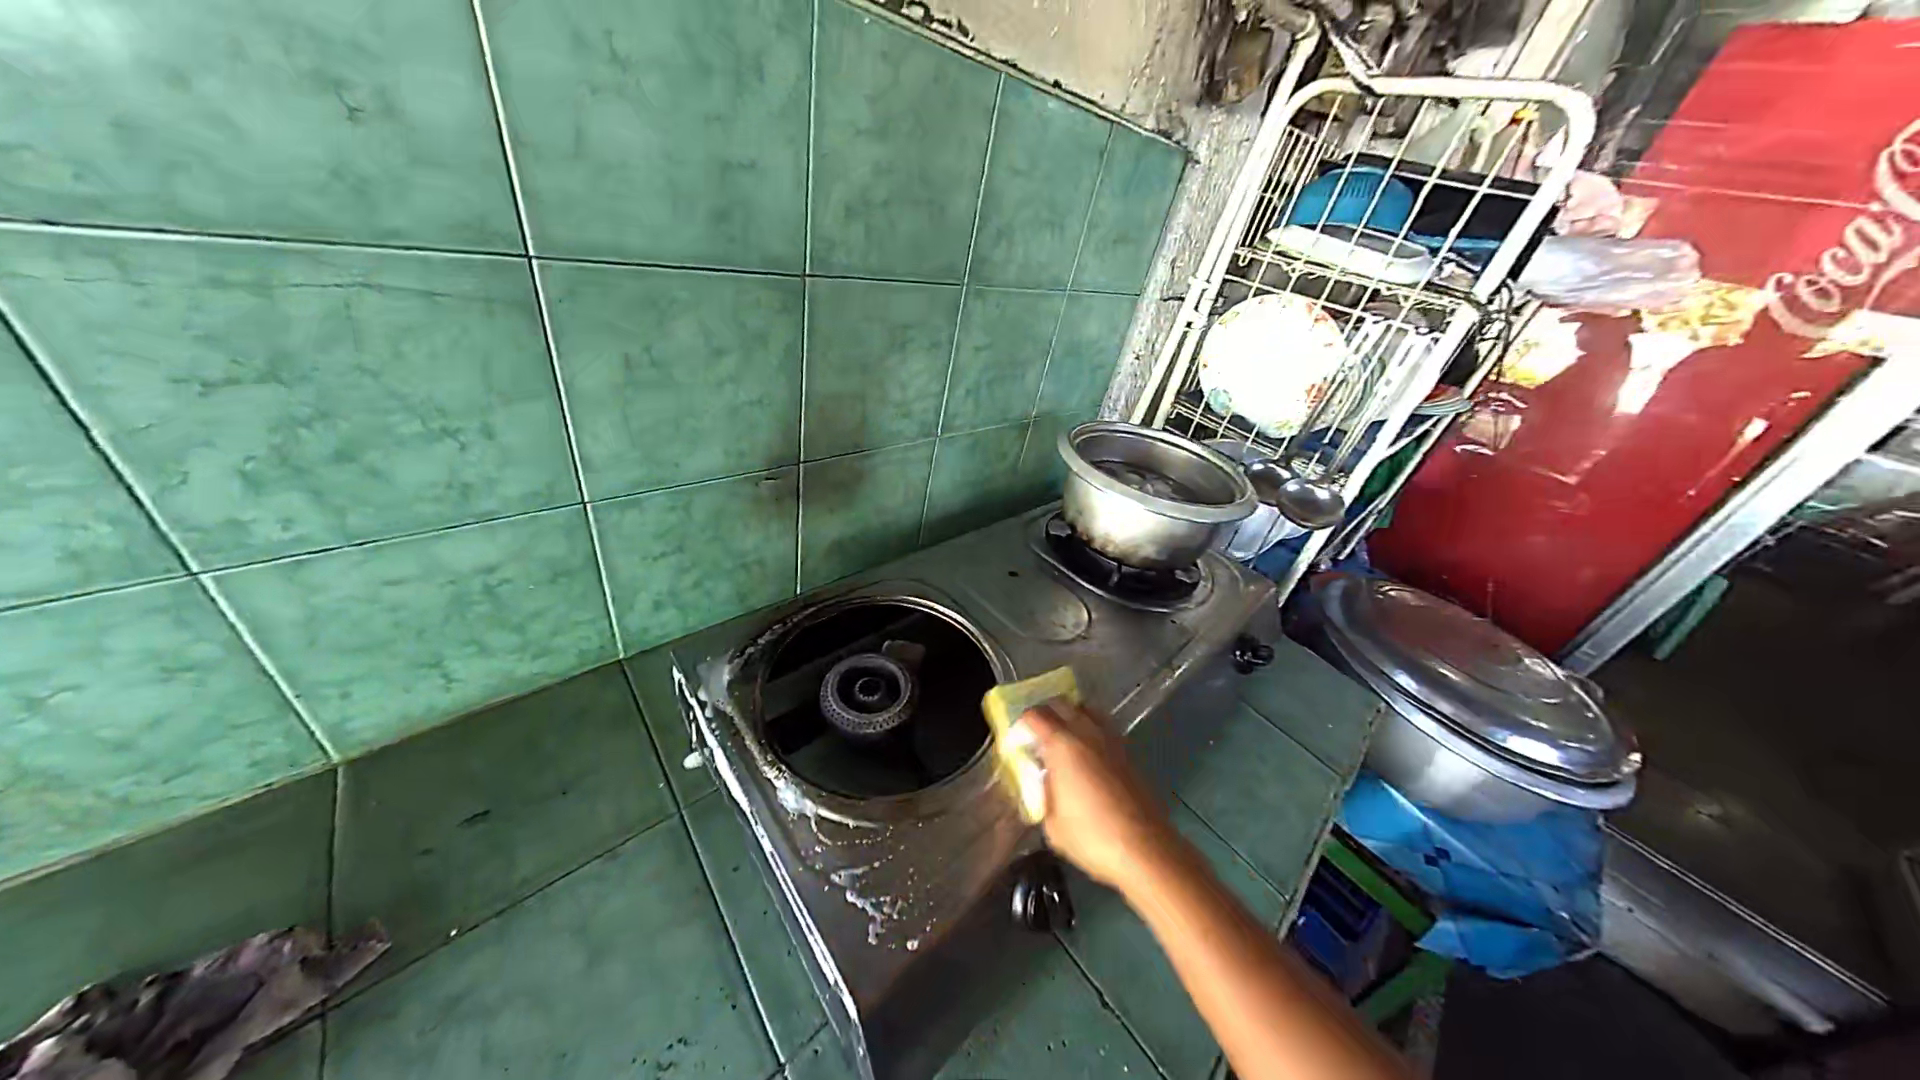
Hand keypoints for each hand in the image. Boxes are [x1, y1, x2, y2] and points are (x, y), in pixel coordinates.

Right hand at [1017, 702, 1180, 888]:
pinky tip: (1087, 754)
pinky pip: (1103, 728)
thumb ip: (1043, 792)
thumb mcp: (1051, 822)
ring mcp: (1111, 740)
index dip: (1023, 722)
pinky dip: (1091, 730)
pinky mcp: (1128, 753)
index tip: (1018, 737)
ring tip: (1063, 737)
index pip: (1036, 715)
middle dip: (1046, 712)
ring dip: (1072, 716)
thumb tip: (1045, 781)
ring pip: (1087, 711)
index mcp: (1062, 745)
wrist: (1143, 849)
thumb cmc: (1091, 837)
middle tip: (1037, 732)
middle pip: (1062, 704)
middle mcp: (1086, 733)